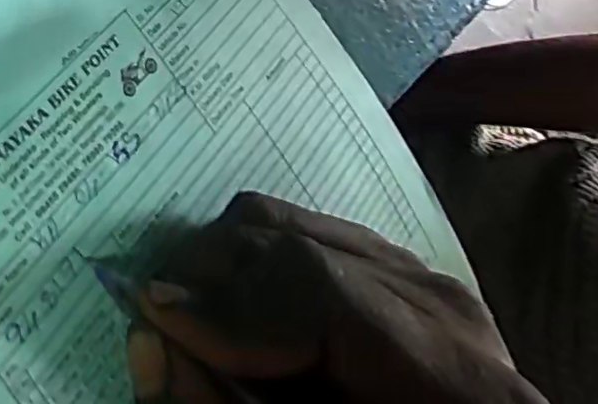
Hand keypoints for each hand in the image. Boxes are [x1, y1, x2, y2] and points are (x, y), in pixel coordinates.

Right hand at [124, 193, 544, 403]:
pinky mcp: (389, 263)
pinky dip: (254, 260)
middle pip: (291, 242)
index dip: (227, 301)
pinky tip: (243, 304)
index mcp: (450, 373)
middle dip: (210, 274)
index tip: (154, 312)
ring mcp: (414, 272)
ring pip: (286, 224)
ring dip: (225, 262)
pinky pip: (300, 231)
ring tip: (198, 308)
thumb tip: (147, 340)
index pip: (316, 287)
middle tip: (159, 312)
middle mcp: (436, 302)